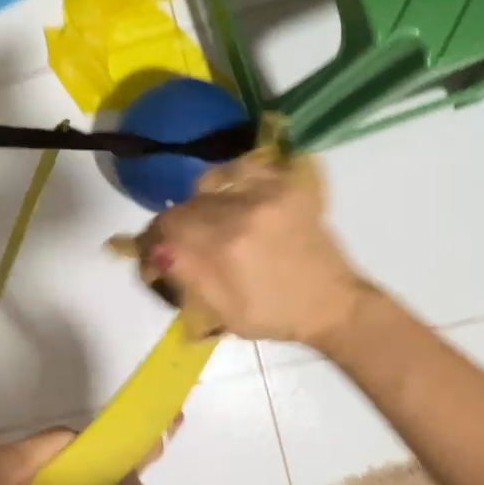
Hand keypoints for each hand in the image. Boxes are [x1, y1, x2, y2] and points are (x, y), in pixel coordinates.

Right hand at [144, 151, 368, 347]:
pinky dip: (226, 179)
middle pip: (184, 208)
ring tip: (203, 225)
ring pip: (207, 188)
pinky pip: (243, 168)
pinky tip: (224, 195)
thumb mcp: (223, 311)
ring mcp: (267, 194)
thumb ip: (187, 275)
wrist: (333, 304)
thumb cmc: (275, 315)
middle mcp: (243, 211)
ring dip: (196, 207)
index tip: (151, 259)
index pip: (167, 228)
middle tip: (175, 247)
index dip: (150, 242)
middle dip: (171, 229)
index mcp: (225, 247)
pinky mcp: (286, 186)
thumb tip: (157, 250)